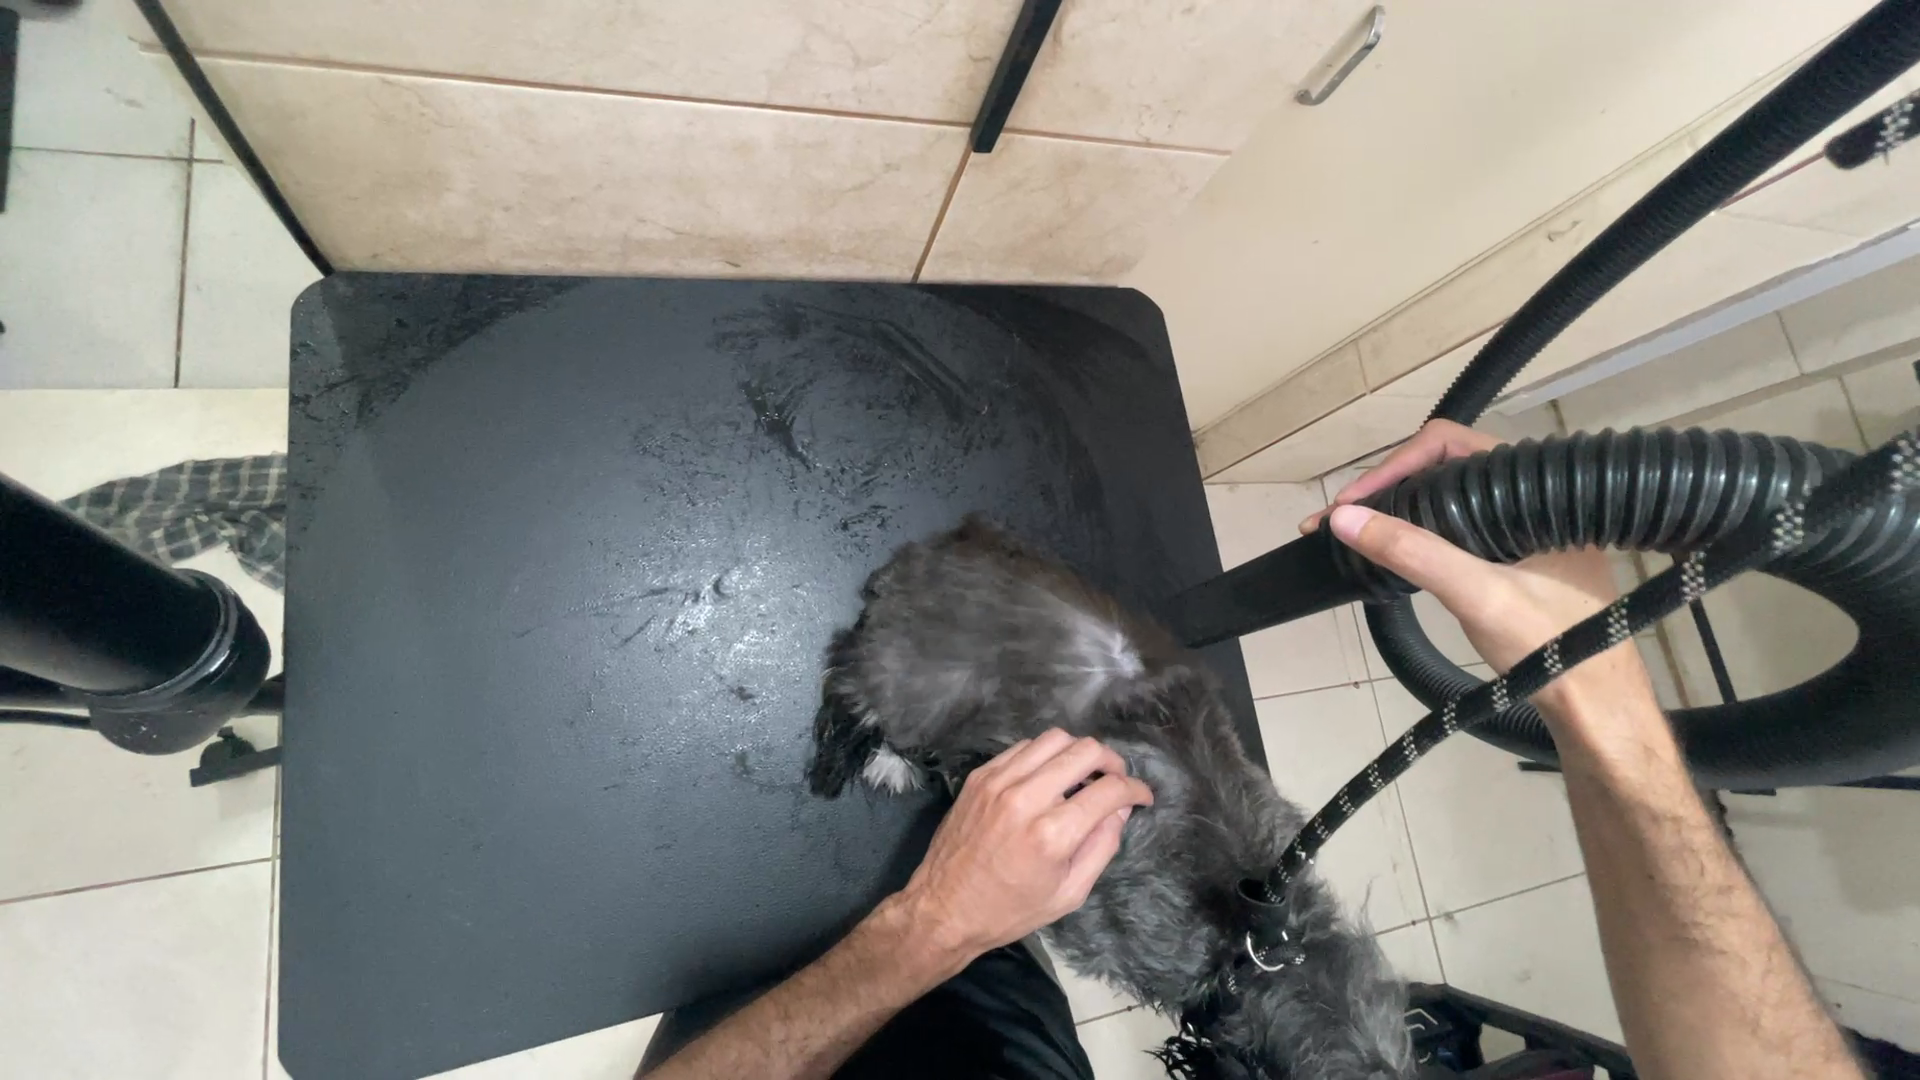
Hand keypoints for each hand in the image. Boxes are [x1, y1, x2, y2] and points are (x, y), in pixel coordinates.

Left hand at [894, 730, 1152, 962]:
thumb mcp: (1069, 893)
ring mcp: (999, 780)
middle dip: (1111, 761)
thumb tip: (1120, 809)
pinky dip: (1045, 754)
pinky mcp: (980, 775)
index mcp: (1052, 834)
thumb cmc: (1011, 910)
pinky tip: (1049, 775)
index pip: (1109, 790)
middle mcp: (1026, 797)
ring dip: (1077, 751)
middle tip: (1116, 779)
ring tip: (1084, 773)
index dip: (1135, 789)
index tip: (1142, 795)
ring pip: (1054, 738)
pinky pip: (1023, 747)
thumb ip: (1102, 846)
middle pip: (1084, 750)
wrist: (945, 906)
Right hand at [1305, 420, 1651, 721]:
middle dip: (1380, 489)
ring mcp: (1512, 527)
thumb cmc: (1549, 645)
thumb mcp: (1475, 594)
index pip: (1450, 445)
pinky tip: (1379, 548)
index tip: (1353, 502)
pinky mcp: (1501, 553)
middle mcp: (1523, 499)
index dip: (1394, 466)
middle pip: (1436, 467)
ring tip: (1345, 531)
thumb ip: (1413, 552)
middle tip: (1338, 519)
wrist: (1589, 704)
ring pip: (1437, 498)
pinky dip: (1405, 532)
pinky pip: (1443, 526)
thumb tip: (1342, 518)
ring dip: (1388, 511)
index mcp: (1535, 490)